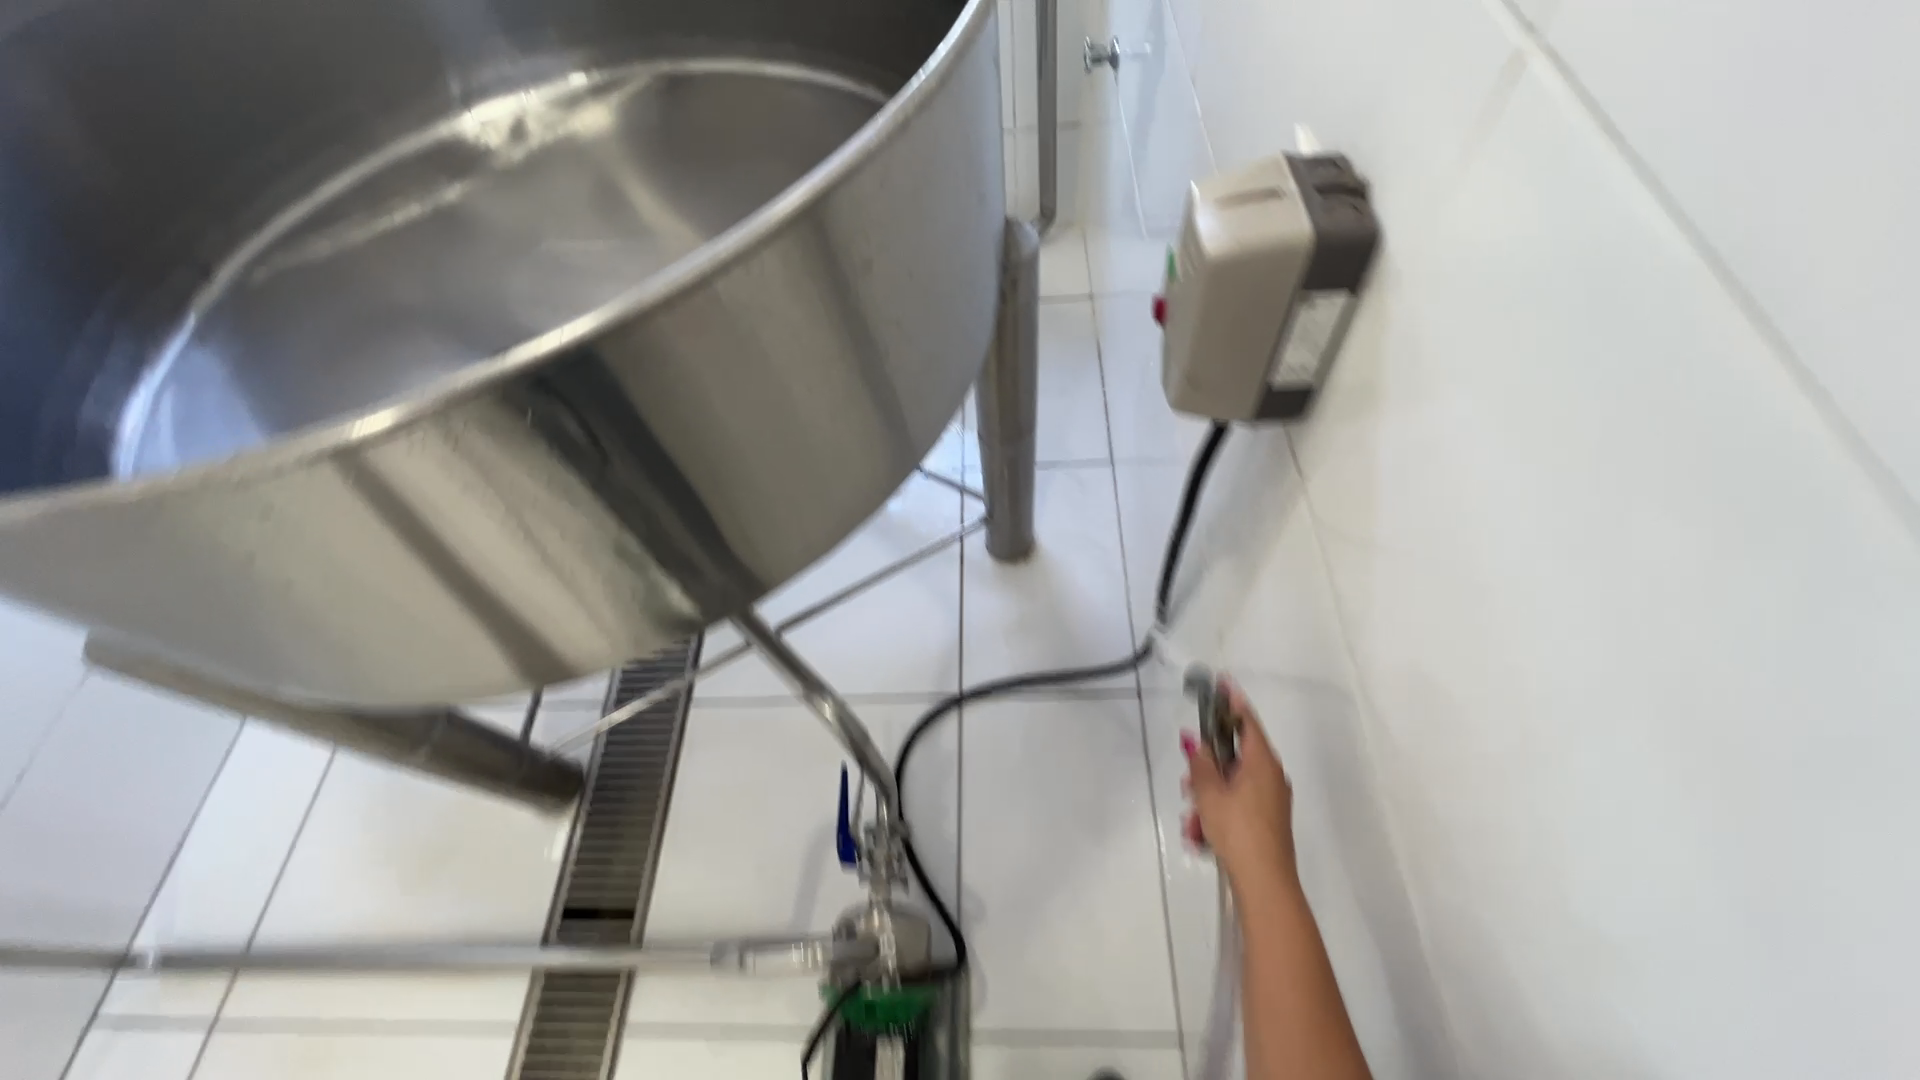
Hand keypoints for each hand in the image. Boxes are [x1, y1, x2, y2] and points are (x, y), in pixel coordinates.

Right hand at [1181, 680, 1298, 898]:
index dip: (1231, 701)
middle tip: (1187, 787)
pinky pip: (1235, 806)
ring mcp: (1270, 801)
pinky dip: (1216, 816)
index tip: (1221, 682)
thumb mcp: (1209, 793)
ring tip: (1192, 825)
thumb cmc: (1237, 829)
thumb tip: (1193, 740)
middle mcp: (1270, 776)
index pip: (1246, 720)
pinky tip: (1201, 839)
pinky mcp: (1266, 822)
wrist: (1265, 882)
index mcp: (1262, 762)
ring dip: (1206, 799)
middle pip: (1232, 757)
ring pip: (1229, 785)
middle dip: (1204, 771)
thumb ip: (1200, 763)